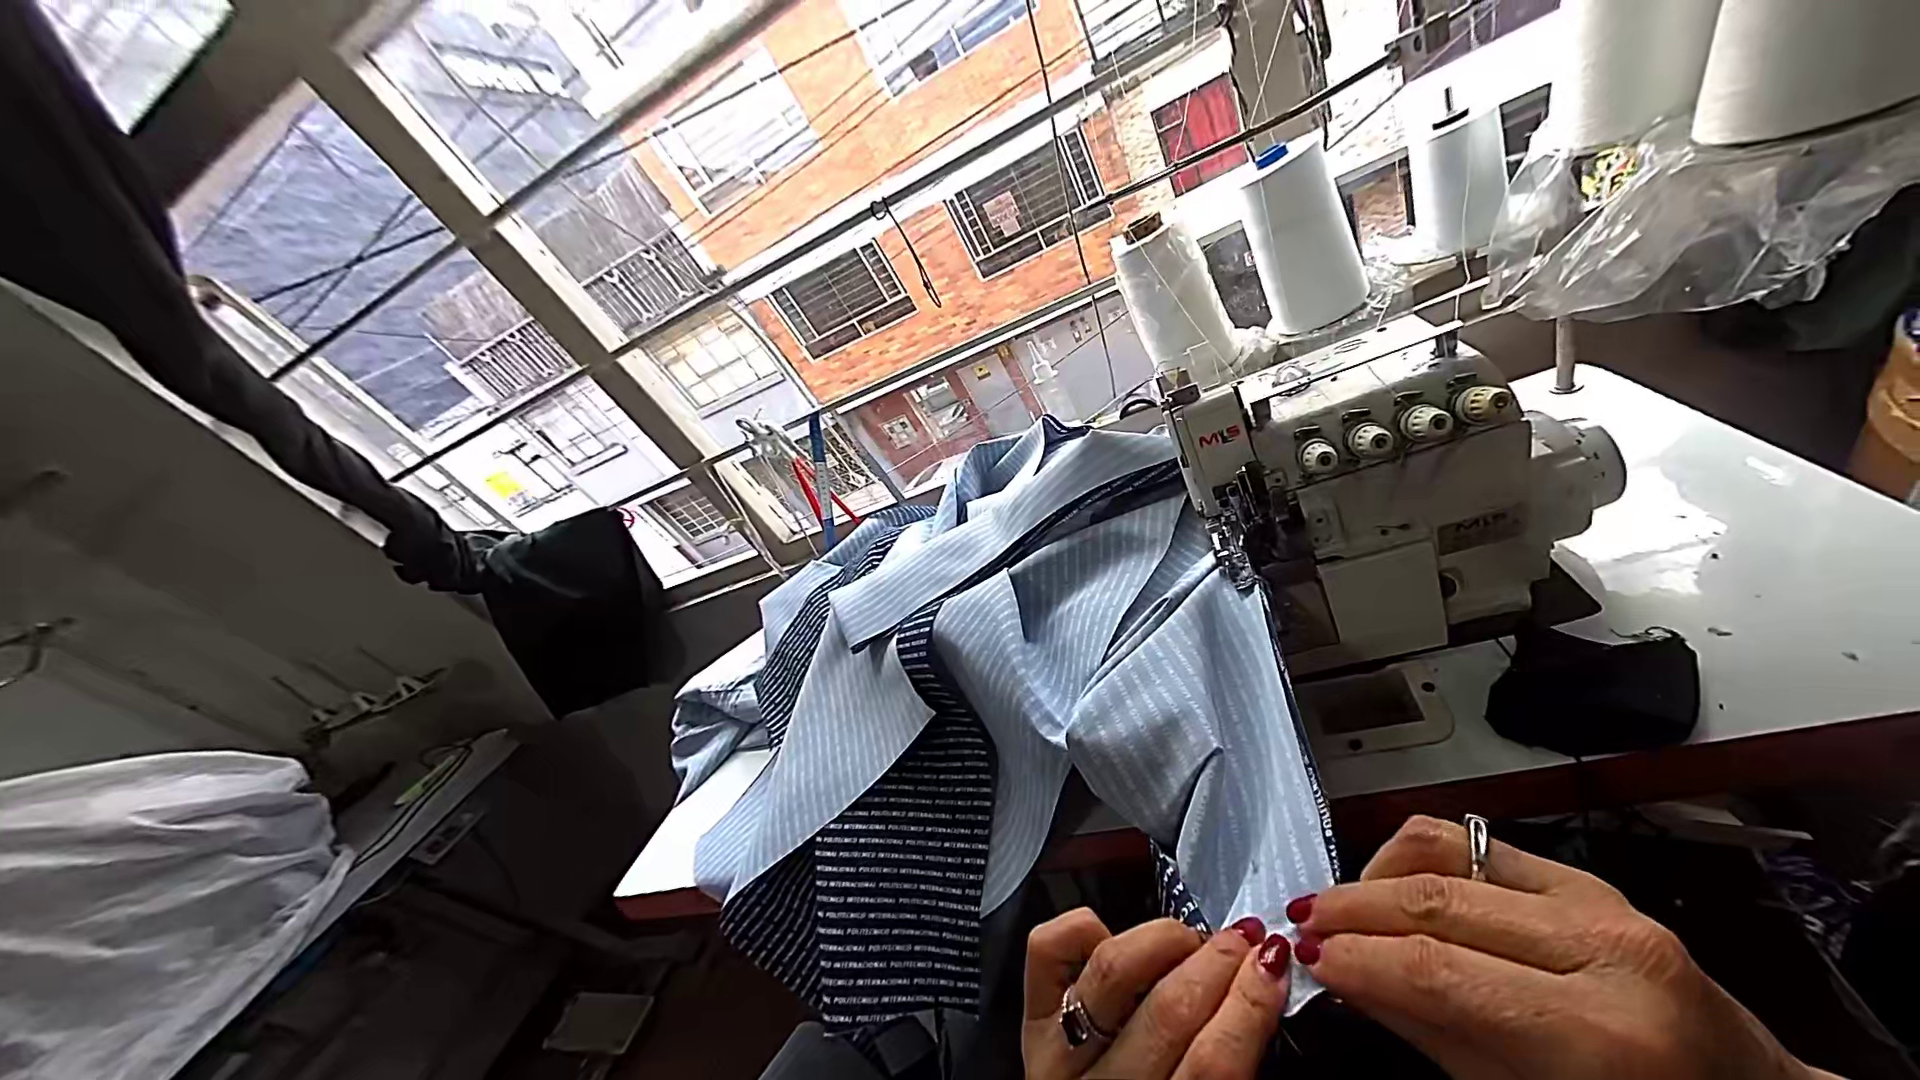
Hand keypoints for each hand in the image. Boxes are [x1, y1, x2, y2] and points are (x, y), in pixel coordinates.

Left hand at [1023, 909, 1292, 1078]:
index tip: (1271, 964)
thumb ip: (1227, 1060)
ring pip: (1113, 972)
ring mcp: (1055, 1048)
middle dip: (1214, 964)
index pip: (1212, 1067)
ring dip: (1164, 940)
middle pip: (1166, 1014)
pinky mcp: (1030, 1011)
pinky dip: (1085, 926)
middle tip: (1243, 939)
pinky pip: (1049, 949)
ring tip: (1192, 936)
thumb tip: (1263, 981)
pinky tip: (1113, 933)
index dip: (1247, 1007)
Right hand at [1288, 816, 1834, 1079]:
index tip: (1304, 957)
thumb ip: (1426, 1027)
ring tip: (1341, 907)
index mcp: (1608, 1033)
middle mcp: (1605, 946)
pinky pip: (1464, 836)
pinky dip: (1407, 851)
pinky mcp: (1578, 874)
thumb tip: (1340, 973)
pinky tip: (1389, 883)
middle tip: (1300, 925)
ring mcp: (1594, 896)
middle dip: (1348, 910)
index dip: (1356, 960)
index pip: (1439, 972)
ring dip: (1370, 873)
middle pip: (1431, 900)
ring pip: (1437, 849)